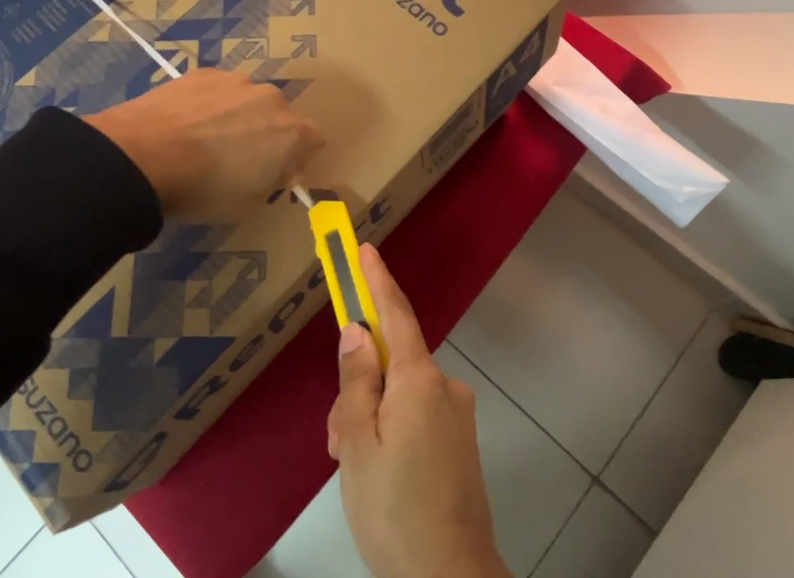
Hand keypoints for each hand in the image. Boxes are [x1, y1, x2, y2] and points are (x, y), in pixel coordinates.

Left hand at [83, 68, 324, 217]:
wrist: (144, 157)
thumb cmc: (203, 190)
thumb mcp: (248, 202)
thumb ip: (272, 179)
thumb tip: (275, 167)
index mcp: (293, 132)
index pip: (314, 142)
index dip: (296, 159)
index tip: (273, 174)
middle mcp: (272, 98)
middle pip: (281, 115)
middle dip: (267, 134)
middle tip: (237, 159)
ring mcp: (236, 80)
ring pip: (248, 99)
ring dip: (237, 116)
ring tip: (203, 141)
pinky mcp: (203, 72)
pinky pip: (217, 90)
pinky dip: (208, 104)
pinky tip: (183, 124)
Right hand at [329, 244, 509, 577]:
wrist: (450, 576)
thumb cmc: (393, 507)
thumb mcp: (356, 442)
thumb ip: (356, 382)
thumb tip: (358, 331)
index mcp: (419, 382)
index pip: (394, 315)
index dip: (376, 280)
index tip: (363, 248)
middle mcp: (445, 389)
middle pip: (391, 364)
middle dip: (358, 386)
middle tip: (333, 438)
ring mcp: (457, 417)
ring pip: (399, 395)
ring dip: (370, 416)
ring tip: (351, 466)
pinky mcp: (460, 444)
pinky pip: (416, 417)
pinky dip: (390, 431)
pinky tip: (376, 473)